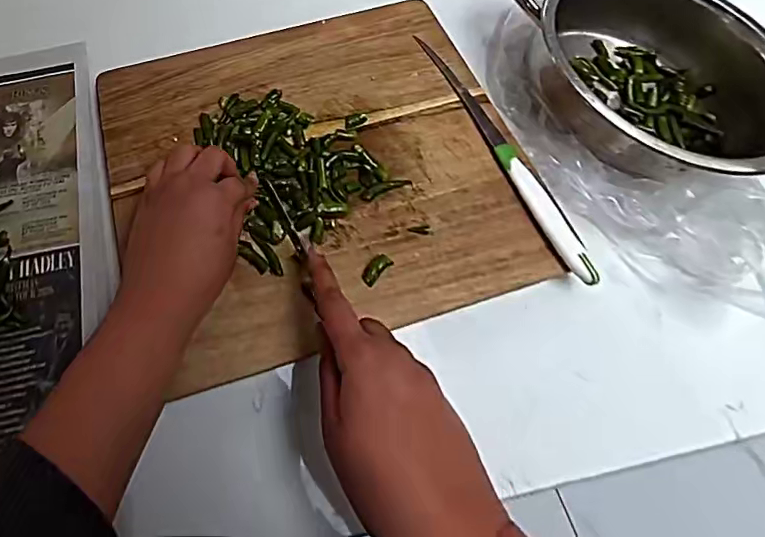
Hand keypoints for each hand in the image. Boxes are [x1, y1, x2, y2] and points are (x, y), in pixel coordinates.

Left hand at [114, 144, 254, 342]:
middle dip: (226, 165)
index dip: (247, 187)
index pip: (238, 182)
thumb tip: (244, 201)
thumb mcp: (229, 250)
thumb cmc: (197, 279)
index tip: (249, 191)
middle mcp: (189, 184)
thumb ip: (236, 218)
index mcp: (215, 198)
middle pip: (212, 155)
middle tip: (230, 182)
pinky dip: (172, 167)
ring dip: (197, 158)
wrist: (158, 292)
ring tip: (204, 175)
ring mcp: (165, 185)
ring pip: (184, 150)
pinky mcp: (148, 193)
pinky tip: (179, 182)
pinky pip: (160, 166)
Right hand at [310, 254, 518, 536]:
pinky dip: (391, 384)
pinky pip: (406, 375)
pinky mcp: (442, 402)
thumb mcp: (334, 426)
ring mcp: (424, 382)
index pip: (336, 306)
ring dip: (369, 365)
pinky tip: (386, 423)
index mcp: (365, 361)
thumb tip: (328, 348)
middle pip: (363, 328)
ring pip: (386, 352)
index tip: (313, 255)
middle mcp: (398, 363)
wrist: (450, 531)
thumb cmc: (386, 486)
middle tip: (333, 369)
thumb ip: (328, 375)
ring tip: (361, 410)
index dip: (321, 277)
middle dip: (345, 337)